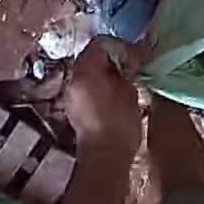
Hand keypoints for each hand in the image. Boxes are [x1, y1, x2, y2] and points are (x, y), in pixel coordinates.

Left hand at [65, 38, 141, 160]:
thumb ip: (127, 69)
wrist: (104, 160)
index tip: (133, 57)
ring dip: (105, 71)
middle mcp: (73, 79)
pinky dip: (99, 84)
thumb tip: (130, 59)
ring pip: (88, 71)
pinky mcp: (74, 107)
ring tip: (123, 80)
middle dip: (111, 57)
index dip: (118, 46)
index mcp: (85, 72)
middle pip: (91, 55)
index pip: (99, 43)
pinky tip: (113, 94)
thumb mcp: (129, 91)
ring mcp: (71, 94)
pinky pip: (86, 85)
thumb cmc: (120, 124)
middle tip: (130, 67)